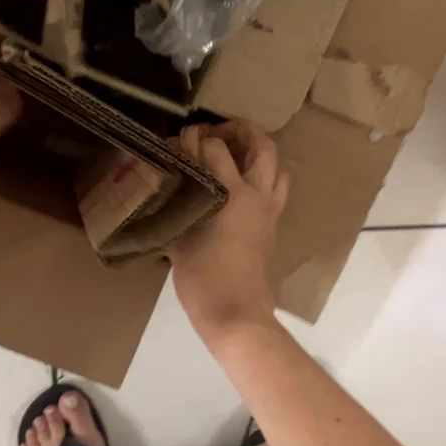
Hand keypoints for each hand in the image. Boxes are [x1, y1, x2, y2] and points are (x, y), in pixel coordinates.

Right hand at [168, 120, 290, 345]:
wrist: (236, 315)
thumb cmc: (204, 279)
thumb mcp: (179, 240)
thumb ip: (176, 208)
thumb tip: (168, 190)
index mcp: (234, 194)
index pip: (217, 149)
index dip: (198, 137)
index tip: (182, 138)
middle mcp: (258, 196)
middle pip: (263, 147)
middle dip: (243, 130)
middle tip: (219, 131)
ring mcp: (270, 212)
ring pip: (277, 167)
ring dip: (258, 153)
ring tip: (234, 154)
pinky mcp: (273, 227)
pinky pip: (275, 189)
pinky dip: (262, 177)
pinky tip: (238, 186)